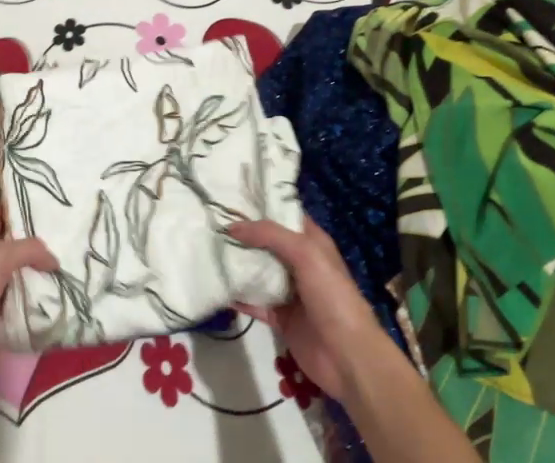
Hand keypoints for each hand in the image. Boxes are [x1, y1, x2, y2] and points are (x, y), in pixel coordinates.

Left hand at [0, 206, 58, 380]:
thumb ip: (28, 249)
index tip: (49, 195)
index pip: (1, 212)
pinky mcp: (2, 314)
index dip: (21, 201)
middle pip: (17, 243)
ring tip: (75, 259)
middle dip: (41, 237)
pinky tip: (65, 290)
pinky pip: (27, 299)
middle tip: (71, 230)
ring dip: (45, 270)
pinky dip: (42, 296)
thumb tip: (53, 260)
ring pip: (24, 272)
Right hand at [227, 215, 391, 400]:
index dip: (261, 206)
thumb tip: (233, 226)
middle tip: (211, 223)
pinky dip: (238, 297)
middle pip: (267, 243)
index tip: (231, 197)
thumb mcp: (306, 254)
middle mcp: (301, 263)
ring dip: (237, 265)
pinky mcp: (281, 318)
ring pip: (258, 272)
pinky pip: (255, 303)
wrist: (347, 356)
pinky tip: (216, 288)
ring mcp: (290, 292)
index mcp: (313, 243)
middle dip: (243, 234)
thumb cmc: (332, 296)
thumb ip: (270, 235)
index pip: (285, 216)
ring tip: (207, 250)